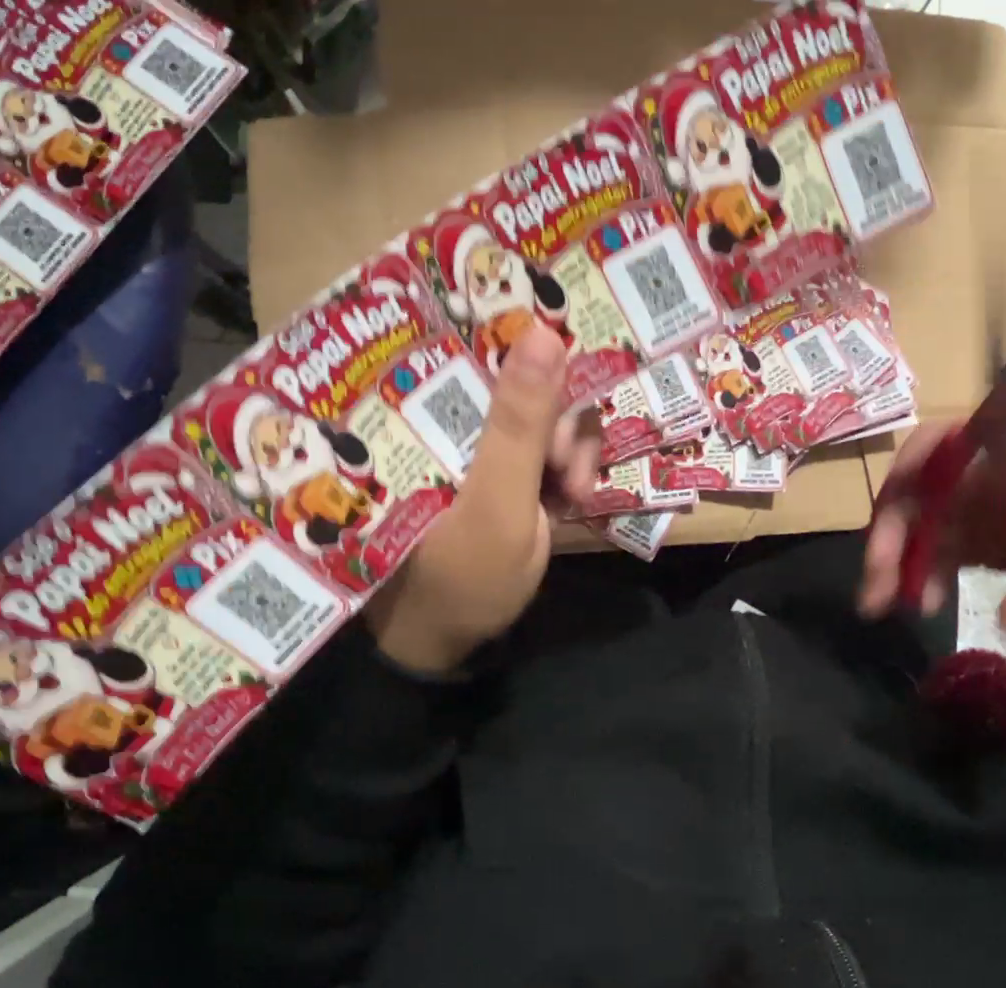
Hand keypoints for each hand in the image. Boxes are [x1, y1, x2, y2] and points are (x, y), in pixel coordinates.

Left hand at [363, 325, 601, 673]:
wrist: (445, 639)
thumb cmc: (462, 575)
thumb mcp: (500, 499)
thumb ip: (521, 423)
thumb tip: (542, 329)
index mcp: (429, 413)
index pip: (483, 343)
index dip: (536, 347)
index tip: (577, 365)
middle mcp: (449, 416)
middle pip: (527, 379)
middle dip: (563, 425)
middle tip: (566, 473)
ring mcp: (478, 444)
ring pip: (546, 416)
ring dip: (572, 453)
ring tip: (569, 495)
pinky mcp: (499, 469)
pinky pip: (548, 447)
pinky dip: (567, 470)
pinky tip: (569, 497)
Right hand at [858, 422, 1005, 695]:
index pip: (989, 442)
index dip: (936, 450)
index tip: (898, 492)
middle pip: (941, 481)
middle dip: (898, 521)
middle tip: (874, 578)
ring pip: (933, 514)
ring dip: (898, 551)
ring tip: (878, 604)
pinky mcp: (1000, 547)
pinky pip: (945, 545)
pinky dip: (920, 570)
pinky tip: (918, 604)